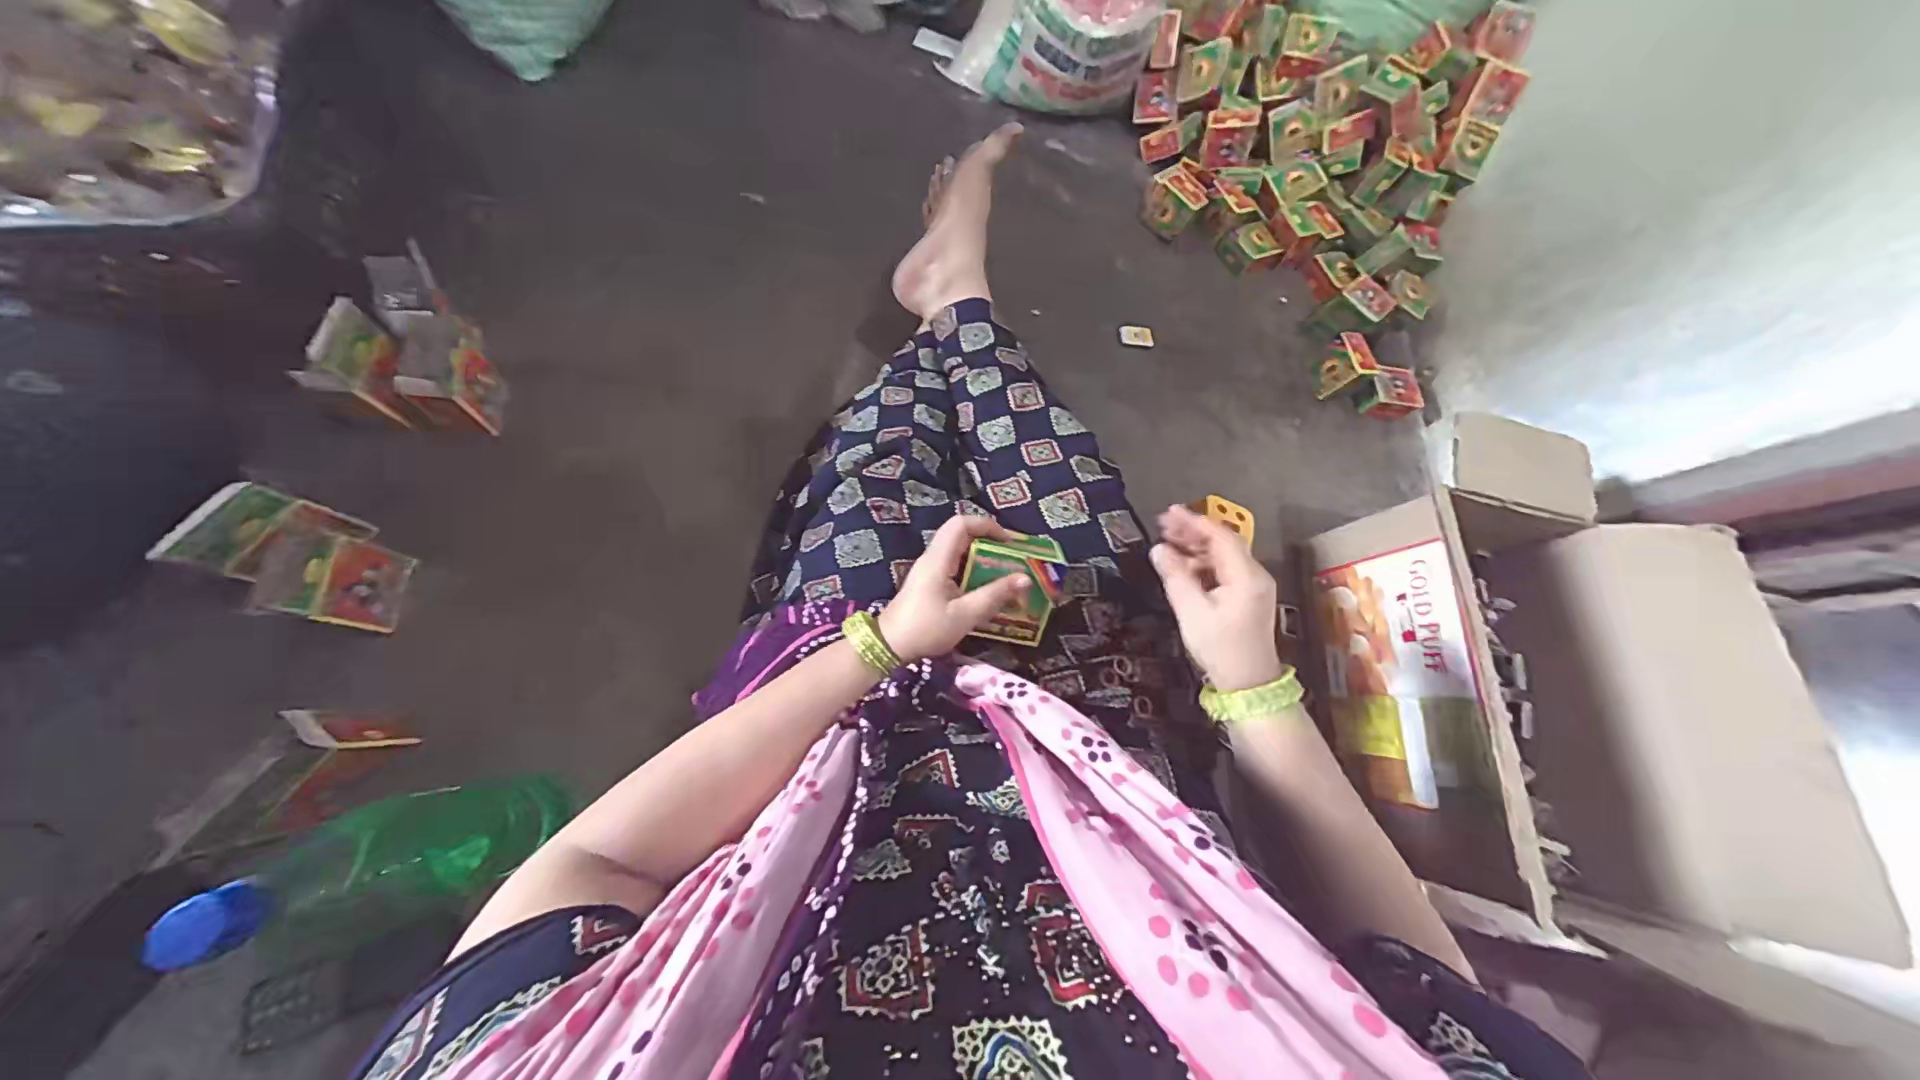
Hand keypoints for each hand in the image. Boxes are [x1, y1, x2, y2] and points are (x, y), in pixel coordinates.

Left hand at [877, 514, 1029, 662]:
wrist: (888, 646)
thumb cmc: (925, 629)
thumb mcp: (964, 615)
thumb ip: (995, 595)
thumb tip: (1025, 578)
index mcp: (938, 559)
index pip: (961, 524)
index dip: (987, 526)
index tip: (1009, 542)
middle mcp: (932, 558)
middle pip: (960, 534)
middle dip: (988, 541)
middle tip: (1012, 556)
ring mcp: (928, 570)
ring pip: (957, 551)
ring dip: (981, 557)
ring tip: (1004, 572)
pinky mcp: (928, 583)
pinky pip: (953, 566)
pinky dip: (972, 570)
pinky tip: (985, 588)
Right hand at [1150, 504, 1284, 690]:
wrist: (1247, 683)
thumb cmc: (1220, 647)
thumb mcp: (1191, 611)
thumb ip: (1175, 576)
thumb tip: (1158, 550)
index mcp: (1245, 576)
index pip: (1220, 537)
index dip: (1194, 522)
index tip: (1169, 512)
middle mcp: (1254, 575)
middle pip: (1222, 543)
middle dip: (1193, 531)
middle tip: (1163, 523)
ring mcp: (1251, 586)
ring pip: (1221, 556)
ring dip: (1195, 546)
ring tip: (1168, 541)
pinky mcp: (1245, 597)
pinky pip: (1222, 570)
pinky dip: (1202, 562)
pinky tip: (1181, 564)